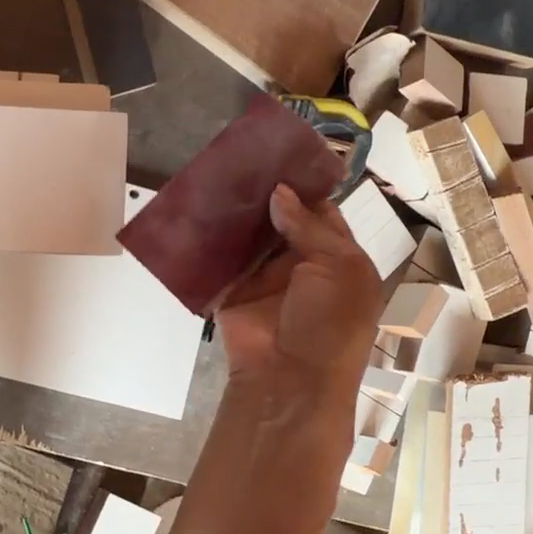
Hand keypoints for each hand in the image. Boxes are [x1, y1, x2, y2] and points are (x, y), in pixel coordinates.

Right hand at [216, 184, 381, 393]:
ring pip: (247, 238)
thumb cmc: (330, 322)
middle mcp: (298, 264)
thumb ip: (308, 228)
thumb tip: (278, 192)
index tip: (279, 159)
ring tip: (216, 182)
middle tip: (240, 165)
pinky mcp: (229, 290)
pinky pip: (218, 262)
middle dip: (263, 198)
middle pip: (279, 222)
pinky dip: (208, 242)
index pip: (319, 213)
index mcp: (336, 257)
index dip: (302, 189)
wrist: (289, 375)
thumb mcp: (337, 268)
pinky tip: (195, 215)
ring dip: (235, 217)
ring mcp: (262, 278)